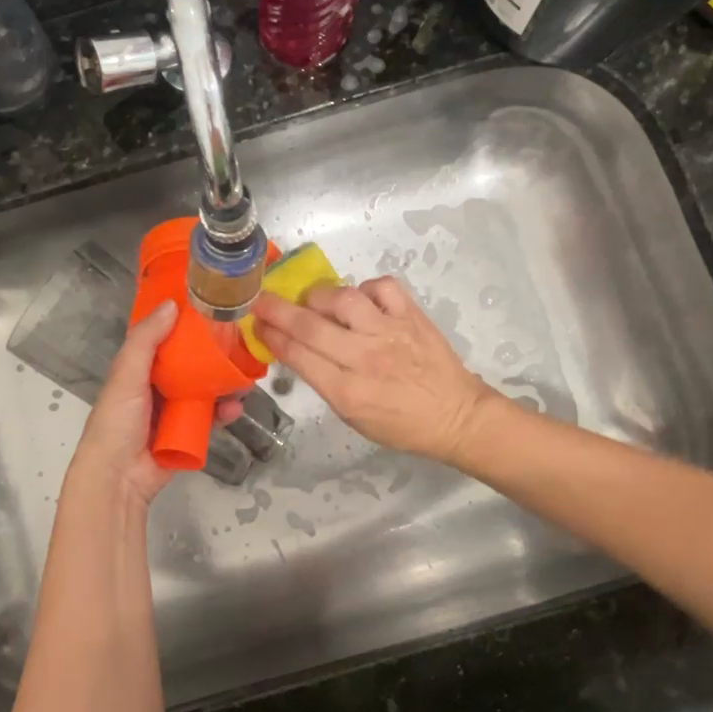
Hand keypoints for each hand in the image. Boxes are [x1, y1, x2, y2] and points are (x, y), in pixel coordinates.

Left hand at [66, 300, 241, 506]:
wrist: (118, 477)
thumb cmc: (117, 420)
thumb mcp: (127, 374)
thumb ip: (146, 340)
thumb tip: (172, 304)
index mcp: (138, 368)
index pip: (163, 339)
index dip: (183, 324)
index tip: (210, 306)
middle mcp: (156, 387)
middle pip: (189, 364)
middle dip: (212, 354)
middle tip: (239, 341)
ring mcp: (173, 411)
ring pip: (204, 390)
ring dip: (223, 384)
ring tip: (244, 376)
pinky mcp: (188, 434)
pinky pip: (211, 418)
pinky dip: (224, 412)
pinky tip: (236, 407)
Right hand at [253, 277, 502, 462]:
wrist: (455, 416)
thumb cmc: (400, 424)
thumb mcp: (353, 416)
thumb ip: (323, 381)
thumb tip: (296, 348)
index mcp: (348, 392)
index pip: (298, 356)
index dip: (272, 336)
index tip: (257, 324)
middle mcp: (366, 358)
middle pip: (311, 326)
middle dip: (278, 310)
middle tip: (261, 300)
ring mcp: (391, 332)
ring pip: (343, 299)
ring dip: (320, 297)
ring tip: (314, 301)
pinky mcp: (412, 315)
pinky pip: (382, 287)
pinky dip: (366, 288)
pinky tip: (361, 300)